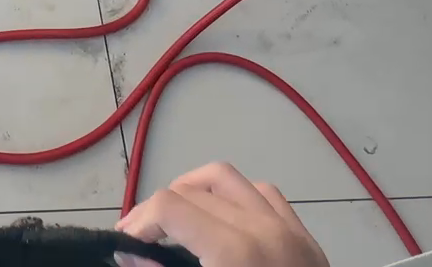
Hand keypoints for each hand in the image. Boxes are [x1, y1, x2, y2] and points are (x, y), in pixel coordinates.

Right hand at [116, 163, 327, 266]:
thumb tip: (127, 254)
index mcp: (235, 251)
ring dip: (194, 189)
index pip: (169, 206)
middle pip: (191, 190)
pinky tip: (225, 219)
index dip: (139, 220)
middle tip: (143, 237)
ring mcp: (289, 230)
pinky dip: (236, 196)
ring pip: (226, 178)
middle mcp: (261, 227)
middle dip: (160, 210)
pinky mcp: (308, 240)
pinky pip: (264, 194)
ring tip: (178, 216)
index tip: (123, 243)